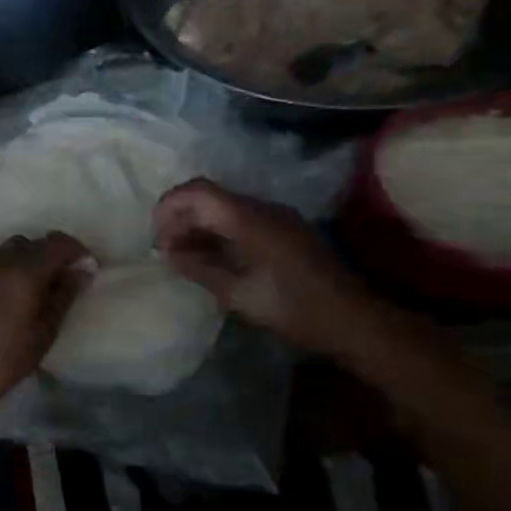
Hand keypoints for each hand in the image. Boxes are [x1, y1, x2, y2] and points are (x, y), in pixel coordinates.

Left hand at [0, 232, 95, 419]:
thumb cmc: (12, 354)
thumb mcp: (48, 327)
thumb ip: (66, 292)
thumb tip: (84, 268)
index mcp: (26, 269)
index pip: (58, 243)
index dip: (78, 251)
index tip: (90, 269)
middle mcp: (5, 260)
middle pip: (38, 242)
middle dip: (58, 252)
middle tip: (71, 276)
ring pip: (18, 246)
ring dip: (36, 256)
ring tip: (48, 282)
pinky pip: (3, 258)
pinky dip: (19, 263)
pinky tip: (24, 288)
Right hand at [154, 179, 376, 357]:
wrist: (354, 319)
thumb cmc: (295, 308)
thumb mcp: (240, 294)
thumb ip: (200, 268)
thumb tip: (169, 253)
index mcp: (250, 218)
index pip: (199, 191)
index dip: (170, 205)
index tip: (155, 233)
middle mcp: (262, 208)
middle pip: (210, 197)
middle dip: (182, 218)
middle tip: (166, 251)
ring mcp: (277, 217)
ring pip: (225, 208)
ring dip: (200, 226)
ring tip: (184, 257)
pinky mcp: (285, 230)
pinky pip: (242, 220)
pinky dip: (220, 233)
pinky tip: (213, 259)